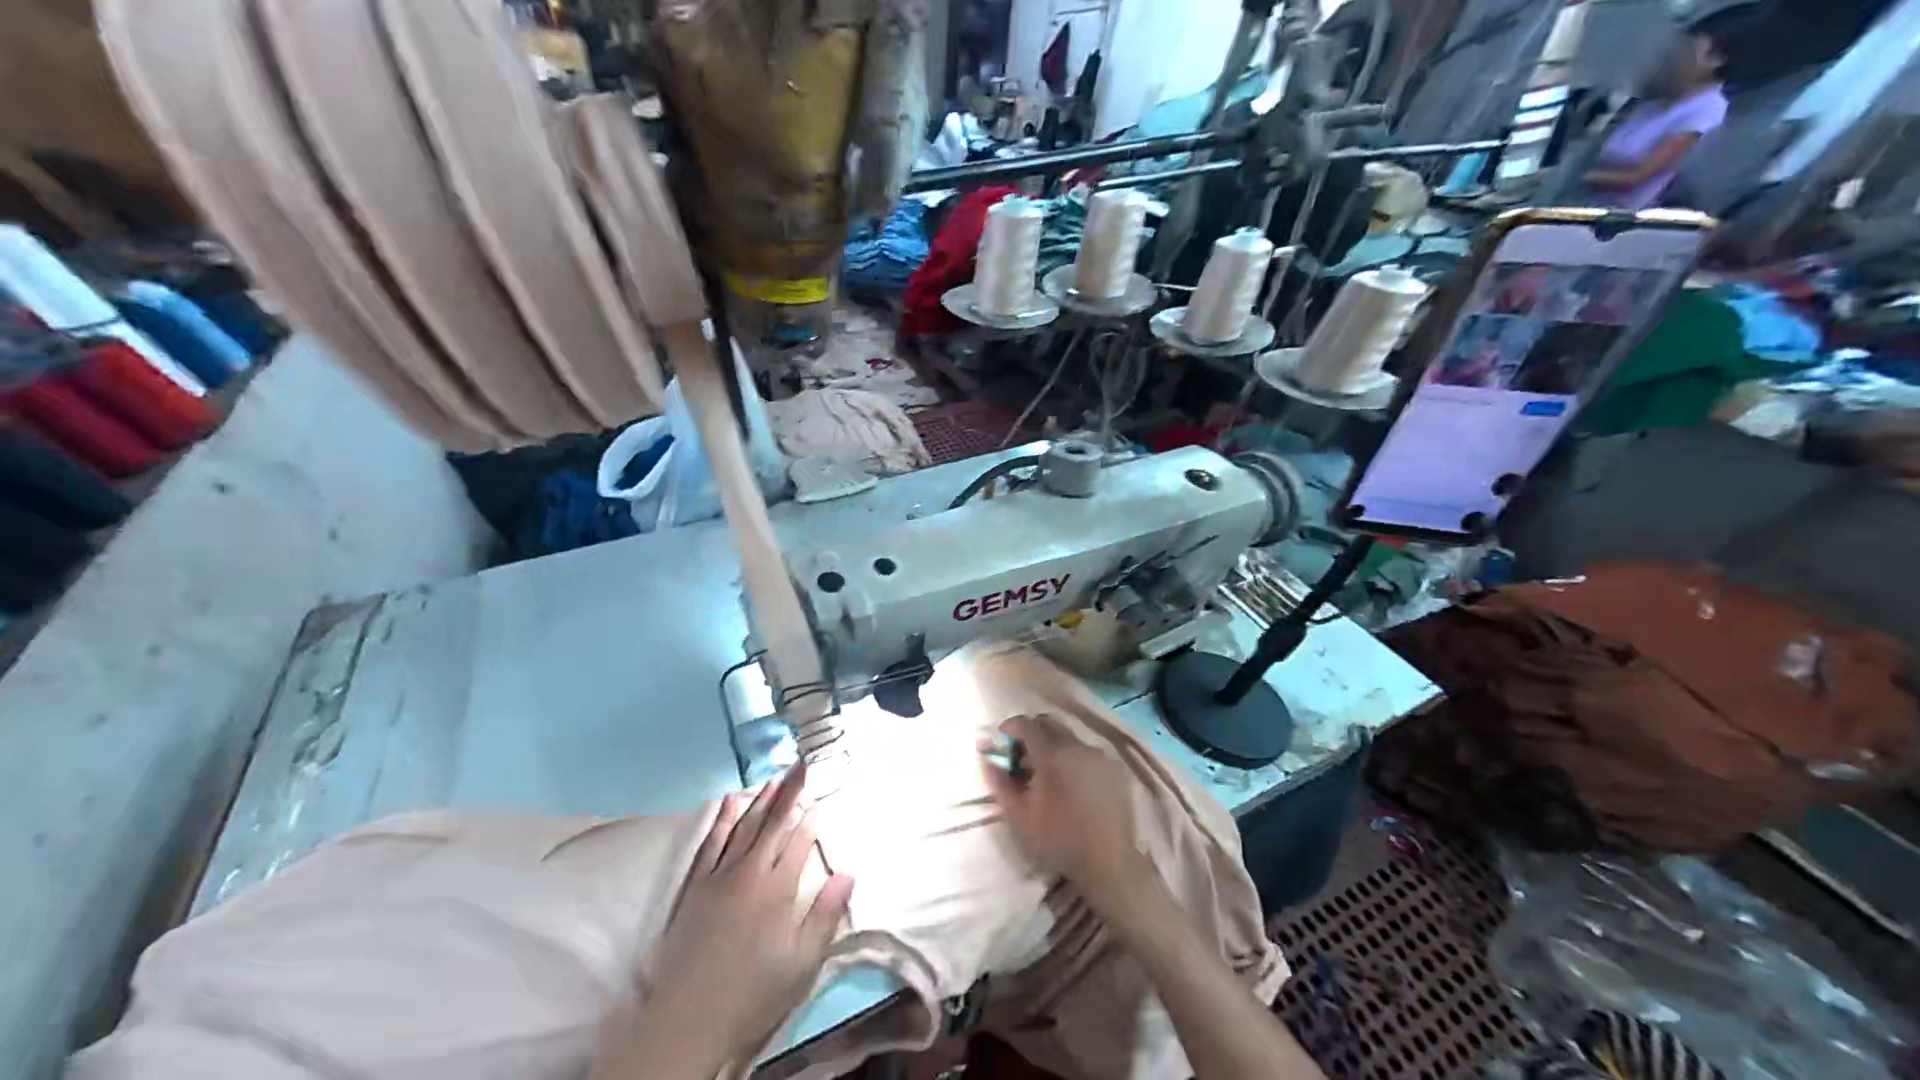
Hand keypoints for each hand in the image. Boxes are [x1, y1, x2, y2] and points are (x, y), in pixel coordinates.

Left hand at [610, 763, 853, 1075]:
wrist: (690, 1019)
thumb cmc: (755, 993)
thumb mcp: (803, 962)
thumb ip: (826, 914)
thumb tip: (848, 871)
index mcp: (779, 889)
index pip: (800, 841)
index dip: (812, 818)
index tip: (822, 799)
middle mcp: (750, 872)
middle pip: (774, 823)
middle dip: (790, 792)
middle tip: (802, 765)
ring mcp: (719, 875)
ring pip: (745, 826)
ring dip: (761, 800)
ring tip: (775, 777)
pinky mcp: (696, 885)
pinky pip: (712, 841)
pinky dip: (723, 819)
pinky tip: (732, 802)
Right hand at [981, 714, 1158, 914]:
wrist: (1109, 864)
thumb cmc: (1058, 841)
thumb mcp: (1019, 816)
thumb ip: (999, 782)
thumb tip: (985, 757)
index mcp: (1054, 755)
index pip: (1027, 723)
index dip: (1010, 728)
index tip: (1001, 743)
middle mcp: (1080, 746)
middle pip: (1049, 723)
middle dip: (1030, 733)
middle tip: (1020, 759)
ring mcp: (1101, 756)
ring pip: (1069, 737)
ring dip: (1052, 746)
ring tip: (1045, 774)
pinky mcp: (1116, 769)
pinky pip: (1087, 752)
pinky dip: (1073, 758)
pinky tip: (1070, 784)